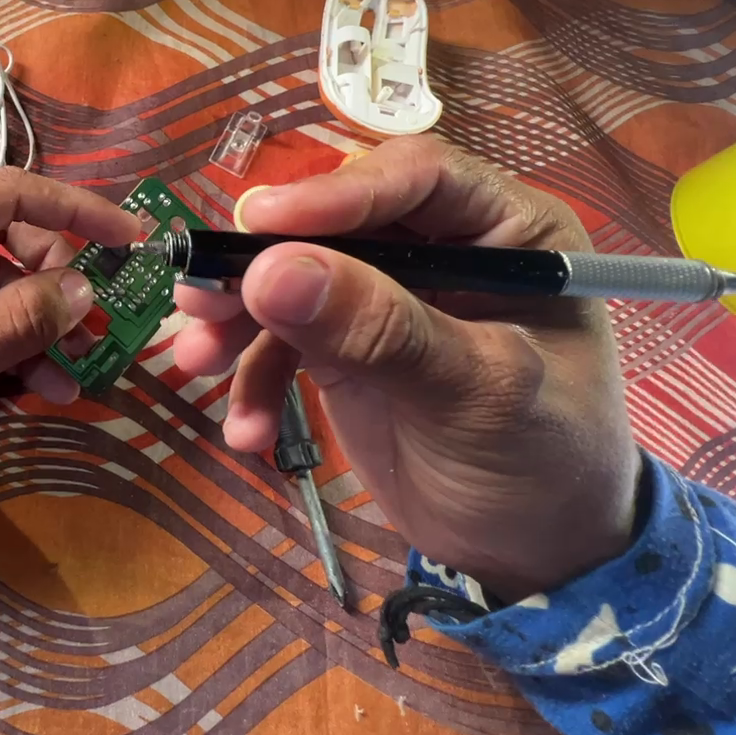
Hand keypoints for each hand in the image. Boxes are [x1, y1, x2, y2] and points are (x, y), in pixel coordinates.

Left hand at [0, 169, 141, 468]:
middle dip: (59, 282)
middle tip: (98, 325)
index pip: (10, 193)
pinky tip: (44, 383)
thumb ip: (17, 322)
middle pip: (11, 237)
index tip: (130, 239)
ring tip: (78, 372)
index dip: (76, 211)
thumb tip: (84, 289)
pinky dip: (11, 343)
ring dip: (41, 324)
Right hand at [173, 137, 638, 602]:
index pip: (413, 178)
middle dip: (259, 263)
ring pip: (289, 276)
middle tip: (201, 295)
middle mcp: (435, 248)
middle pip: (330, 223)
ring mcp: (380, 295)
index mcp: (502, 232)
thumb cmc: (539, 468)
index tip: (257, 224)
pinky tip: (247, 429)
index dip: (335, 193)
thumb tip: (270, 271)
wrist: (530, 556)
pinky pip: (279, 338)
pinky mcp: (339, 341)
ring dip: (237, 319)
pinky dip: (252, 377)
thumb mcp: (472, 395)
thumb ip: (379, 329)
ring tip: (197, 359)